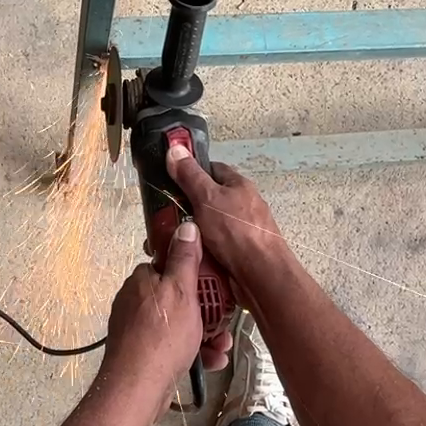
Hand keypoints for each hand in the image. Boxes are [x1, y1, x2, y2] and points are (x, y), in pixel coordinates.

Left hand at [98, 220, 204, 411]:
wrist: (138, 387)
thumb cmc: (161, 335)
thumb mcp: (181, 291)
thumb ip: (185, 259)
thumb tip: (186, 226)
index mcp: (142, 279)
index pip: (169, 266)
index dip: (194, 275)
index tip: (213, 286)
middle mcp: (136, 300)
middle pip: (178, 297)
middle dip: (205, 310)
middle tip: (224, 323)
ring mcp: (137, 327)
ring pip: (178, 323)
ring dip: (204, 333)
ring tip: (222, 346)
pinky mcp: (142, 352)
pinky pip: (171, 344)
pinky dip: (192, 350)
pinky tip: (211, 360)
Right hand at [164, 145, 295, 302]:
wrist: (261, 276)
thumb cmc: (238, 233)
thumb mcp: (207, 198)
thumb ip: (190, 175)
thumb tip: (176, 149)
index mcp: (238, 186)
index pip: (211, 169)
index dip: (191, 171)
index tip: (171, 178)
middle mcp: (241, 206)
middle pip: (207, 201)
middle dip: (186, 209)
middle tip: (165, 216)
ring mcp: (240, 232)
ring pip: (207, 227)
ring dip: (190, 233)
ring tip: (171, 240)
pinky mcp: (237, 254)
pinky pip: (212, 248)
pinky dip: (199, 252)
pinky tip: (186, 256)